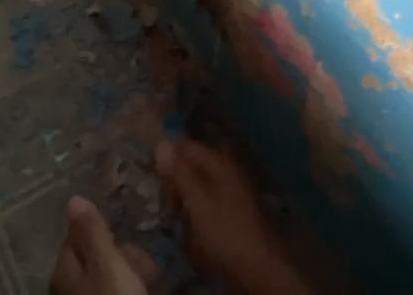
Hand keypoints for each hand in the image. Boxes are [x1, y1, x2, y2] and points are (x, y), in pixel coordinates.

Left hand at [51, 195, 157, 294]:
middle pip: (96, 257)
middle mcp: (69, 289)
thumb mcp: (107, 264)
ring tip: (152, 282)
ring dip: (132, 275)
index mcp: (64, 271)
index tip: (129, 234)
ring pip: (109, 279)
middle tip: (146, 265)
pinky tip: (146, 291)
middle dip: (125, 255)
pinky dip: (131, 291)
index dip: (104, 231)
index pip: (78, 235)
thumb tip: (72, 198)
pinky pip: (116, 294)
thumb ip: (92, 232)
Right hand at [156, 140, 312, 294]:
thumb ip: (180, 173)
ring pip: (197, 187)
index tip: (154, 180)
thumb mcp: (197, 202)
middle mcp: (226, 171)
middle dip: (176, 185)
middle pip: (191, 166)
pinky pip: (205, 205)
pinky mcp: (231, 212)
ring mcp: (231, 192)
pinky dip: (195, 215)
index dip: (168, 159)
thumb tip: (161, 142)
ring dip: (184, 203)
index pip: (187, 147)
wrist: (258, 269)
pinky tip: (193, 232)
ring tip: (180, 223)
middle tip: (169, 208)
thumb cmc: (225, 233)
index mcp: (219, 163)